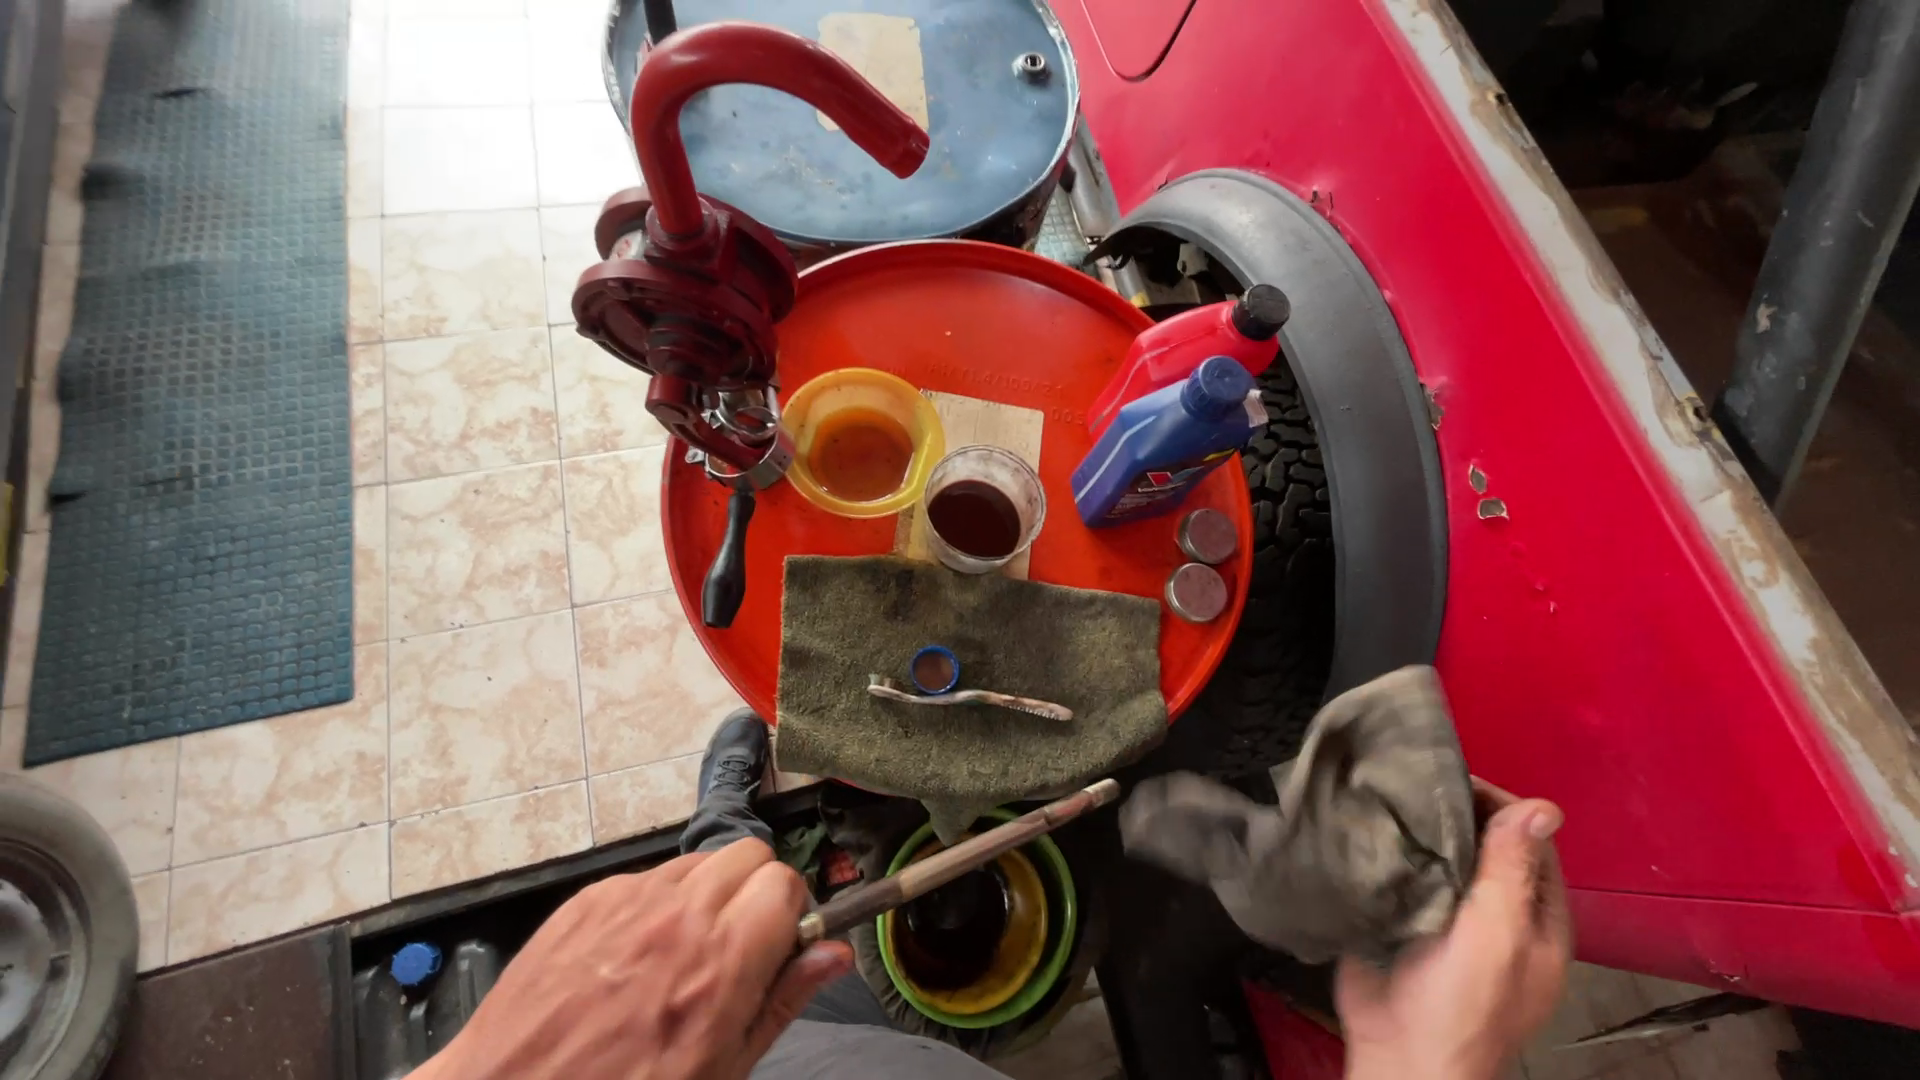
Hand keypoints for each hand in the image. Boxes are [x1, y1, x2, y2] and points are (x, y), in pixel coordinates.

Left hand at [414, 838, 852, 1079]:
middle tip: (735, 943)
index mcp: (722, 960)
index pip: (786, 882)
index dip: (789, 914)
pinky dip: (656, 903)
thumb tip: (834, 952)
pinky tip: (634, 955)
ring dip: (707, 893)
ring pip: (700, 861)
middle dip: (754, 891)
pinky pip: (647, 876)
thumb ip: (783, 999)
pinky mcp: (589, 898)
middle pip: (750, 854)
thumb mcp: (723, 1069)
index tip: (776, 945)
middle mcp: (680, 914)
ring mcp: (630, 899)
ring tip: (681, 951)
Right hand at [1335, 781, 1570, 1079]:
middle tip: (1407, 778)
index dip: (1497, 805)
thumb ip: (1513, 872)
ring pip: (1437, 851)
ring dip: (1413, 824)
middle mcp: (1493, 909)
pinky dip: (1386, 845)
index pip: (1527, 840)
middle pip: (1479, 841)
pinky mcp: (1401, 913)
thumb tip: (1545, 805)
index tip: (1450, 778)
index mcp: (1533, 916)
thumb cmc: (1460, 1001)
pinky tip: (1362, 822)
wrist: (1398, 1051)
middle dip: (1449, 809)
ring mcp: (1445, 912)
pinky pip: (1399, 869)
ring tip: (1380, 790)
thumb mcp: (1497, 935)